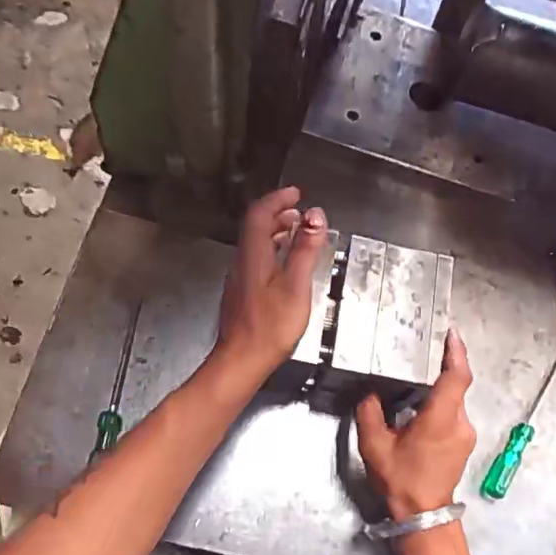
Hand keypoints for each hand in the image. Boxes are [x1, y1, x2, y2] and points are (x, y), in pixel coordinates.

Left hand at [214, 186, 329, 378]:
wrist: (241, 361)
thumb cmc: (268, 329)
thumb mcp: (296, 286)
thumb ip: (305, 250)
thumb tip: (315, 218)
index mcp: (254, 255)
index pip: (260, 214)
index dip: (278, 199)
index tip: (294, 193)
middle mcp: (242, 263)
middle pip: (255, 227)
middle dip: (278, 214)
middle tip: (297, 211)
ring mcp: (240, 280)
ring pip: (255, 245)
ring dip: (274, 233)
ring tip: (294, 233)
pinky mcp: (242, 295)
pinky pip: (255, 262)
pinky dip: (271, 252)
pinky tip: (283, 265)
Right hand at [355, 329, 475, 518]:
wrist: (423, 514)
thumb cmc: (401, 481)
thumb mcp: (375, 446)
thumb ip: (370, 414)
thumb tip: (370, 395)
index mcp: (441, 418)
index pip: (457, 376)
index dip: (456, 352)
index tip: (451, 335)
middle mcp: (460, 423)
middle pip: (455, 388)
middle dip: (439, 373)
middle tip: (420, 360)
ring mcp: (465, 435)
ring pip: (454, 403)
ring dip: (437, 394)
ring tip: (412, 393)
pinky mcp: (464, 445)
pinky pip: (453, 417)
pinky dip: (439, 410)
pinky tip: (419, 416)